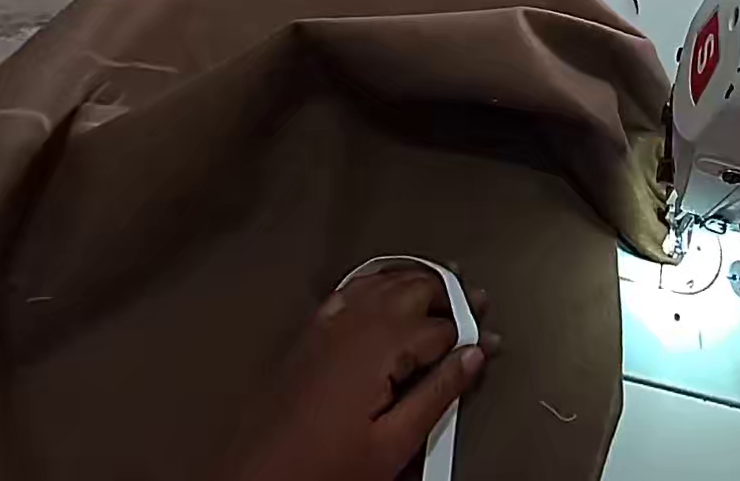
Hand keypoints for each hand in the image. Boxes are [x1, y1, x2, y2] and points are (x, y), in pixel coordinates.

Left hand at [228, 267, 497, 480]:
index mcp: (384, 342)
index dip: (471, 335)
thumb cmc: (318, 469)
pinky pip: (357, 284)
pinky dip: (382, 278)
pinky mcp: (316, 326)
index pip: (444, 327)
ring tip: (444, 284)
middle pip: (420, 287)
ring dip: (421, 279)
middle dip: (452, 294)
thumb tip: (473, 356)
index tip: (488, 344)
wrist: (251, 480)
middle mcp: (360, 318)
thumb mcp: (392, 445)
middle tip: (475, 305)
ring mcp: (335, 318)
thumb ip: (438, 394)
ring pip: (391, 278)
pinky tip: (389, 284)